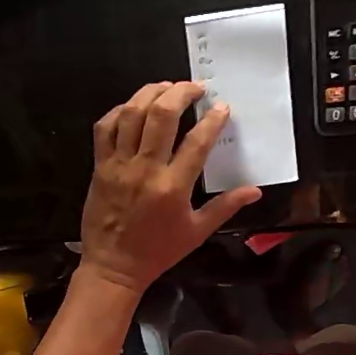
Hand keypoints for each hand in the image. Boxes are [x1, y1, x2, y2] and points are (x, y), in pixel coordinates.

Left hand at [80, 81, 261, 293]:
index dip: (212, 120)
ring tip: (167, 88)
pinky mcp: (100, 166)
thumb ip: (226, 206)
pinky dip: (120, 111)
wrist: (113, 267)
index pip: (197, 142)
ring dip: (151, 93)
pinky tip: (134, 107)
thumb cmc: (158, 252)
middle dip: (180, 93)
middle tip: (194, 87)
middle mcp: (146, 170)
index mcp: (173, 187)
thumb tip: (255, 190)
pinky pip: (105, 127)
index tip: (221, 107)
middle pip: (162, 115)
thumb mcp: (197, 232)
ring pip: (132, 114)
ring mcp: (119, 165)